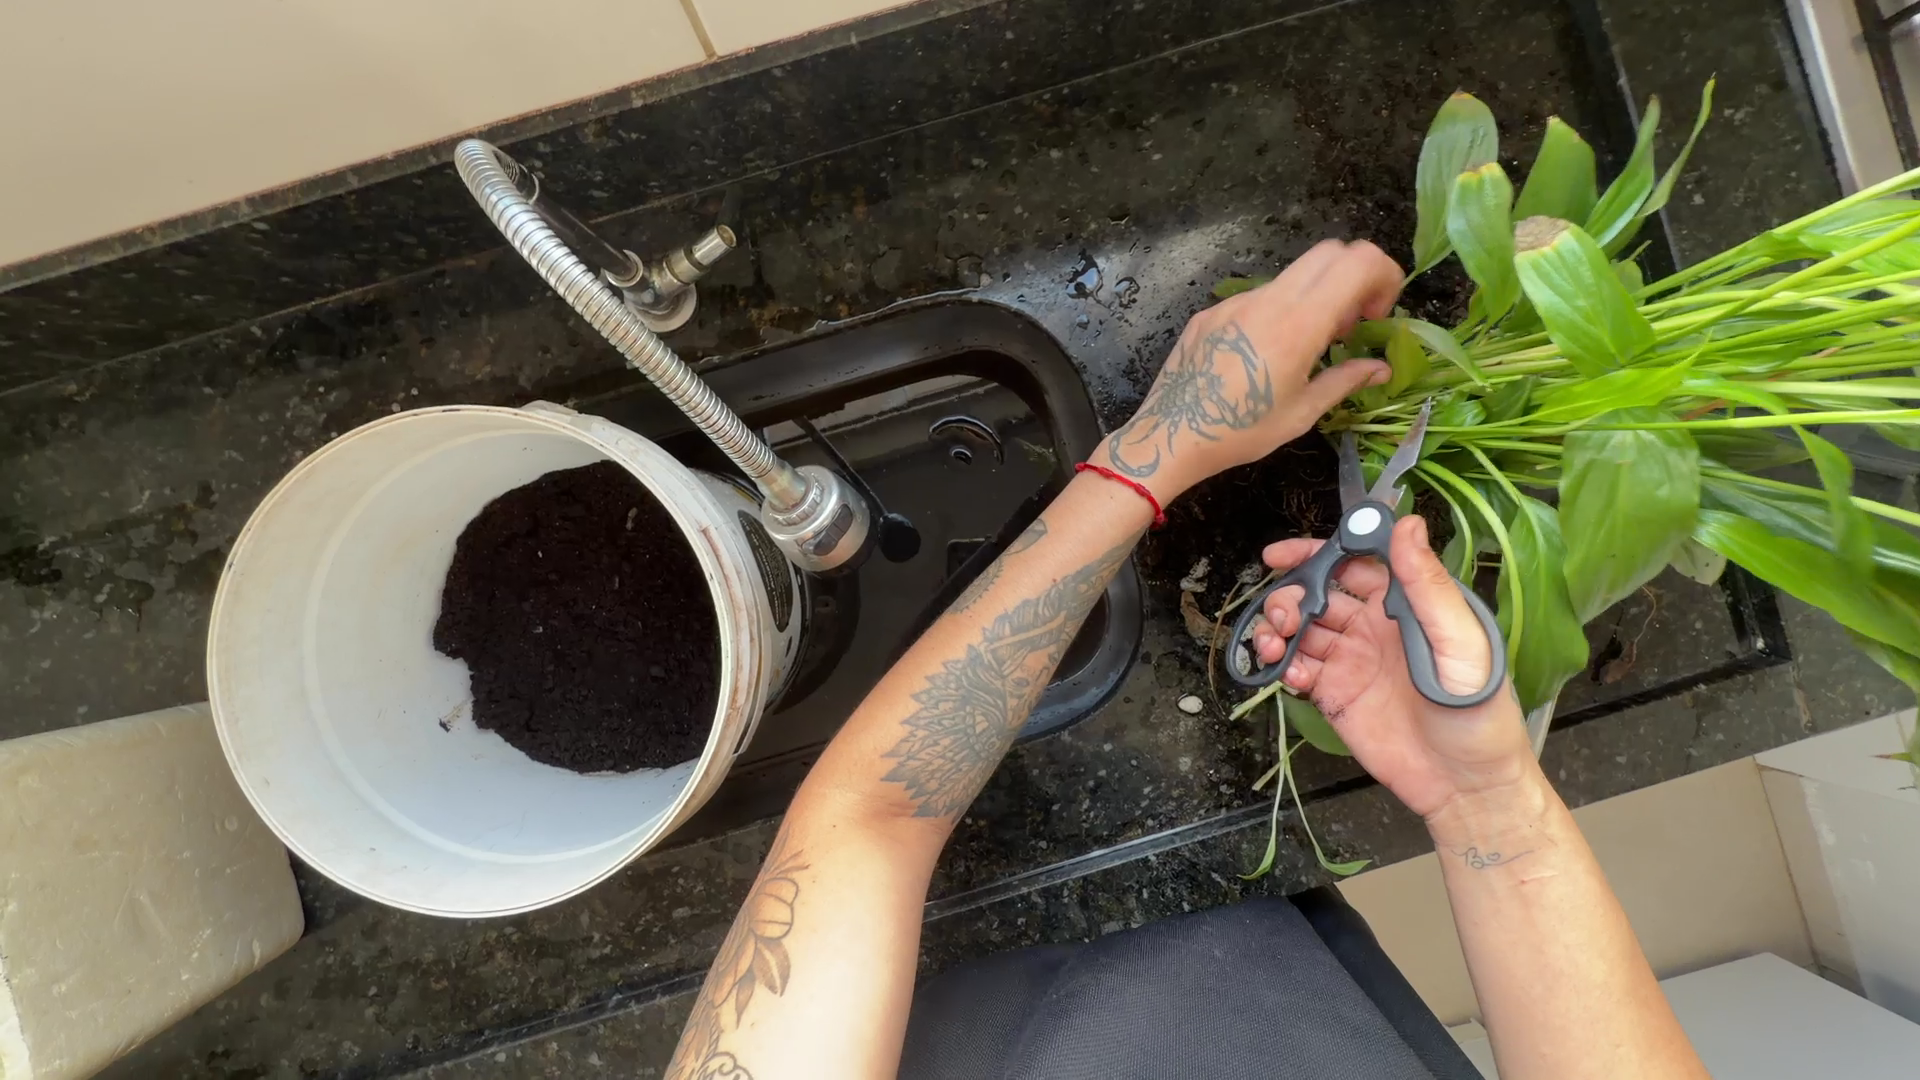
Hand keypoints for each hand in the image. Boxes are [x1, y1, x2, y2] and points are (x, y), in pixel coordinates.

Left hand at [1096, 240, 1403, 500]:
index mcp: (1297, 323)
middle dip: (1352, 280)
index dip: (1383, 277)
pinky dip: (1274, 312)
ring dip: (1312, 297)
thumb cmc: (1238, 432)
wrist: (1168, 437)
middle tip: (1345, 328)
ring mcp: (1232, 304)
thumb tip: (1380, 368)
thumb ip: (1345, 381)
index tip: (1375, 318)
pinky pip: (1254, 299)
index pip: (1358, 261)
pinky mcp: (1208, 314)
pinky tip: (1261, 355)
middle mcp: (1265, 301)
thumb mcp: (1300, 414)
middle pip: (1329, 253)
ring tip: (1304, 347)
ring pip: (1289, 276)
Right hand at [1252, 515, 1536, 821]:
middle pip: (1314, 597)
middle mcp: (1370, 629)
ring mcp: (1348, 662)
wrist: (1464, 787)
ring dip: (1277, 631)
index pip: (1351, 565)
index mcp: (1403, 608)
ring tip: (1274, 645)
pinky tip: (1288, 676)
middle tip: (1282, 615)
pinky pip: (1296, 670)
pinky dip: (1282, 667)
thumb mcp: (1462, 644)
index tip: (1280, 554)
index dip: (1314, 554)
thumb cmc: (1479, 716)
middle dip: (1288, 598)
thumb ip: (1427, 586)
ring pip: (1298, 631)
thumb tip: (1408, 525)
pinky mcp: (1333, 694)